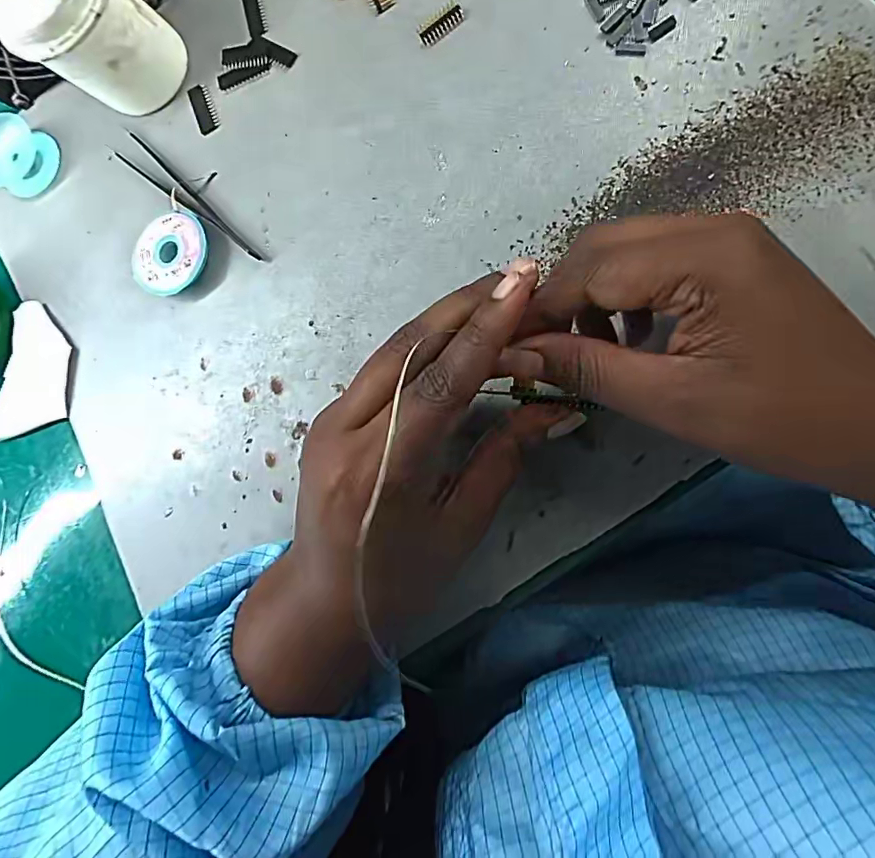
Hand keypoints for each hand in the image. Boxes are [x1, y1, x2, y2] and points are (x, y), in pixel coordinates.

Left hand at [232, 261, 570, 715]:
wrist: (320, 599)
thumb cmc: (400, 579)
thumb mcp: (461, 526)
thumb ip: (504, 458)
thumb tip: (554, 405)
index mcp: (382, 471)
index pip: (441, 383)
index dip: (486, 330)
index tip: (521, 284)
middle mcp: (347, 432)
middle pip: (411, 348)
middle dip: (467, 305)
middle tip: (517, 274)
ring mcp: (330, 417)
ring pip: (395, 346)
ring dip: (448, 314)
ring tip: (496, 290)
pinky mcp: (331, 412)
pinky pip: (385, 363)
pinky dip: (428, 338)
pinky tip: (459, 326)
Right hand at [513, 214, 874, 537]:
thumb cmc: (784, 421)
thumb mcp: (675, 401)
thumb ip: (590, 369)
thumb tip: (519, 354)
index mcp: (704, 253)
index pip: (592, 266)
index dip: (543, 309)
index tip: (511, 349)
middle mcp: (713, 224)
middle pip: (606, 244)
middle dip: (566, 295)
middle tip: (549, 352)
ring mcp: (729, 234)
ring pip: (629, 248)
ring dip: (596, 292)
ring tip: (594, 349)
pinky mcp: (737, 253)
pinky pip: (661, 258)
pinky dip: (631, 291)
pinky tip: (637, 335)